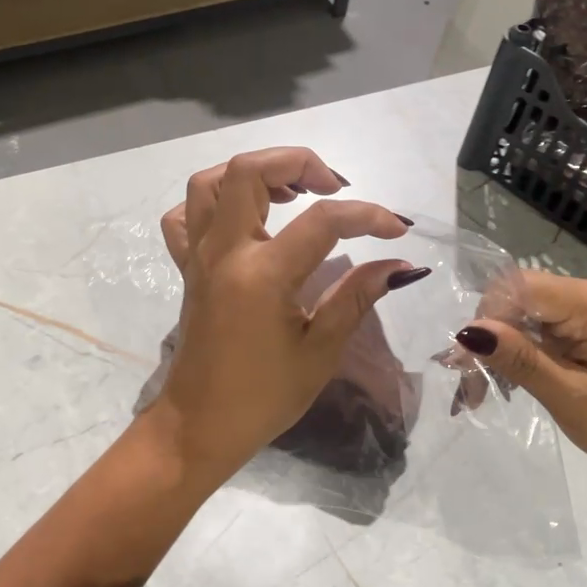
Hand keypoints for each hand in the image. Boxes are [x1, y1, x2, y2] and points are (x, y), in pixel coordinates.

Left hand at [151, 147, 420, 480]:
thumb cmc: (263, 397)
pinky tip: (242, 219)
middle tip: (333, 186)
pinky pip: (185, 217)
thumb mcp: (319, 351)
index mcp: (261, 274)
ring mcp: (198, 256)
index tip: (397, 229)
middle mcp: (224, 251)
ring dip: (252, 172)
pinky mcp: (188, 267)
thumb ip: (356, 297)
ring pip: (210, 183)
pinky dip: (212, 204)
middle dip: (297, 161)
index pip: (321, 220)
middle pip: (247, 171)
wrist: (199, 425)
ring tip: (290, 191)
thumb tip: (401, 264)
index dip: (367, 215)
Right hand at [441, 272, 586, 480]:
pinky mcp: (585, 326)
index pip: (520, 287)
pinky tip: (503, 380)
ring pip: (522, 312)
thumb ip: (521, 360)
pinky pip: (537, 326)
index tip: (464, 362)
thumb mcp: (572, 399)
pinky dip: (516, 352)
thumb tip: (468, 330)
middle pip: (517, 297)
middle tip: (467, 386)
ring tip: (478, 391)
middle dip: (487, 336)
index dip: (487, 317)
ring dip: (497, 348)